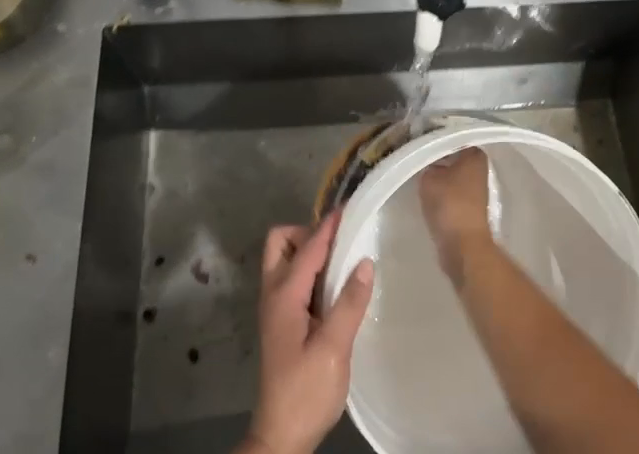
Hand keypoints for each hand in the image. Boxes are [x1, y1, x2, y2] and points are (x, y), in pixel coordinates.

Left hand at [243, 209, 373, 453]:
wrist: (283, 434)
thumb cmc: (306, 391)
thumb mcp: (333, 348)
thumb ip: (349, 303)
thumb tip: (365, 261)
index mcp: (283, 296)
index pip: (307, 247)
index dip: (329, 225)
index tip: (352, 207)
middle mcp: (273, 294)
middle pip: (281, 243)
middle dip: (309, 233)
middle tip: (342, 243)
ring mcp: (275, 308)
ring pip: (285, 260)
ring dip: (309, 251)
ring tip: (344, 262)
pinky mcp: (283, 322)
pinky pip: (293, 279)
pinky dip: (311, 271)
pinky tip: (336, 286)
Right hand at [418, 146, 492, 278]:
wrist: (462, 245)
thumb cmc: (449, 204)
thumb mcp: (428, 176)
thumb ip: (425, 162)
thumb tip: (424, 160)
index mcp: (475, 154)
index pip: (451, 135)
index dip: (432, 135)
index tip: (414, 135)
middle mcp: (478, 167)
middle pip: (451, 153)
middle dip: (434, 153)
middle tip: (410, 150)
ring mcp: (474, 187)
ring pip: (450, 171)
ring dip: (435, 171)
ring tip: (412, 167)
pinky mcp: (467, 204)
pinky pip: (449, 188)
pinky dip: (438, 187)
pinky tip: (421, 186)